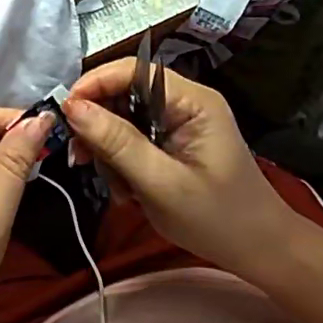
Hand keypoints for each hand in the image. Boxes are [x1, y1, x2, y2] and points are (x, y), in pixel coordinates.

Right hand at [62, 58, 304, 276]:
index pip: (132, 71)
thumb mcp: (162, 183)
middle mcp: (183, 102)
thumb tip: (72, 107)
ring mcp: (177, 122)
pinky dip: (119, 162)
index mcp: (192, 100)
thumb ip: (117, 143)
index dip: (94, 84)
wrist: (257, 250)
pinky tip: (126, 191)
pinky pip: (130, 138)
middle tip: (81, 159)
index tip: (64, 114)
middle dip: (98, 124)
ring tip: (116, 187)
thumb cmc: (217, 218)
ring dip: (107, 150)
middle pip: (122, 93)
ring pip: (121, 118)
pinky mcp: (170, 141)